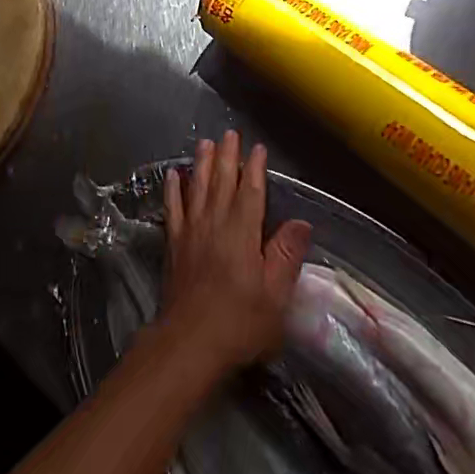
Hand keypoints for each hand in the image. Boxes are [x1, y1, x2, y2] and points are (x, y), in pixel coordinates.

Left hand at [158, 130, 312, 373]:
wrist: (190, 340)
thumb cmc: (239, 321)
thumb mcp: (275, 294)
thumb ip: (286, 255)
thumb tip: (301, 222)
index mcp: (242, 234)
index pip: (251, 193)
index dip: (255, 169)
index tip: (258, 148)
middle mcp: (214, 224)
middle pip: (222, 182)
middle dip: (227, 156)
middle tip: (229, 133)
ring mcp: (190, 231)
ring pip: (197, 188)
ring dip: (202, 164)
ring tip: (205, 142)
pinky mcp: (173, 242)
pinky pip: (172, 207)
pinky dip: (173, 189)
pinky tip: (173, 174)